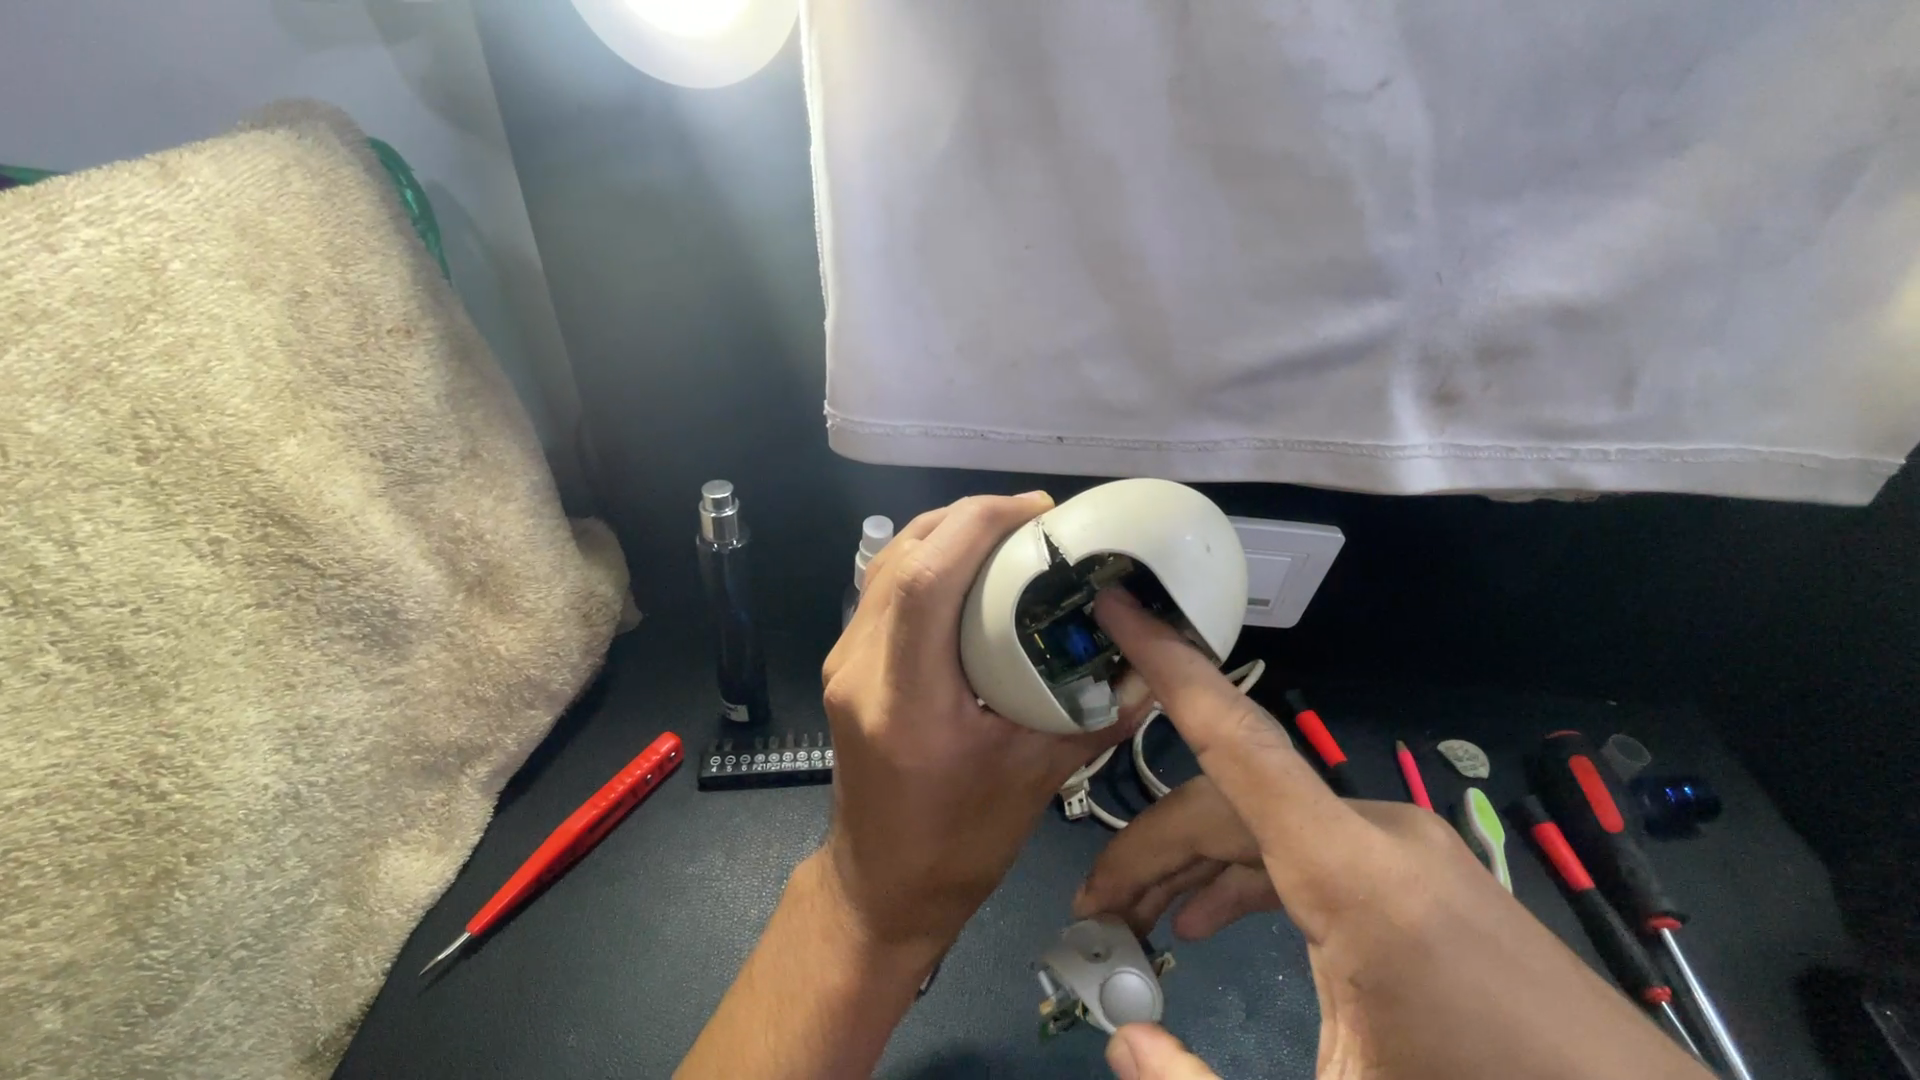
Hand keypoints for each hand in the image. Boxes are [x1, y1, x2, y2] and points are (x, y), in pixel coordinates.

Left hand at [819, 493, 1138, 952]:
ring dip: (944, 534)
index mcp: (905, 701)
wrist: (879, 885)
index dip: (976, 526)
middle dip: (967, 518)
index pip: (925, 581)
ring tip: (1006, 534)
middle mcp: (860, 669)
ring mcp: (843, 665)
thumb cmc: (955, 847)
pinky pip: (881, 590)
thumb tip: (1145, 669)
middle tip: (1032, 519)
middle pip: (901, 558)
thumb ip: (1090, 718)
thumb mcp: (1033, 783)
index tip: (1036, 511)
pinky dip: (927, 563)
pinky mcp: (845, 667)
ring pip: (885, 566)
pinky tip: (970, 572)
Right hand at [1075, 588, 1709, 1079]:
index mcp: (1353, 876)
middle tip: (1092, 912)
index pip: (1233, 736)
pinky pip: (1305, 852)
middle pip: (1225, 802)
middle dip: (1147, 848)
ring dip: (1192, 863)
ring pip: (1263, 826)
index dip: (1165, 663)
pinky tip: (1205, 921)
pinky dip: (1244, 877)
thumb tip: (1120, 1041)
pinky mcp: (1420, 878)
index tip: (1115, 605)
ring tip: (1134, 924)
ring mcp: (1404, 851)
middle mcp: (1375, 836)